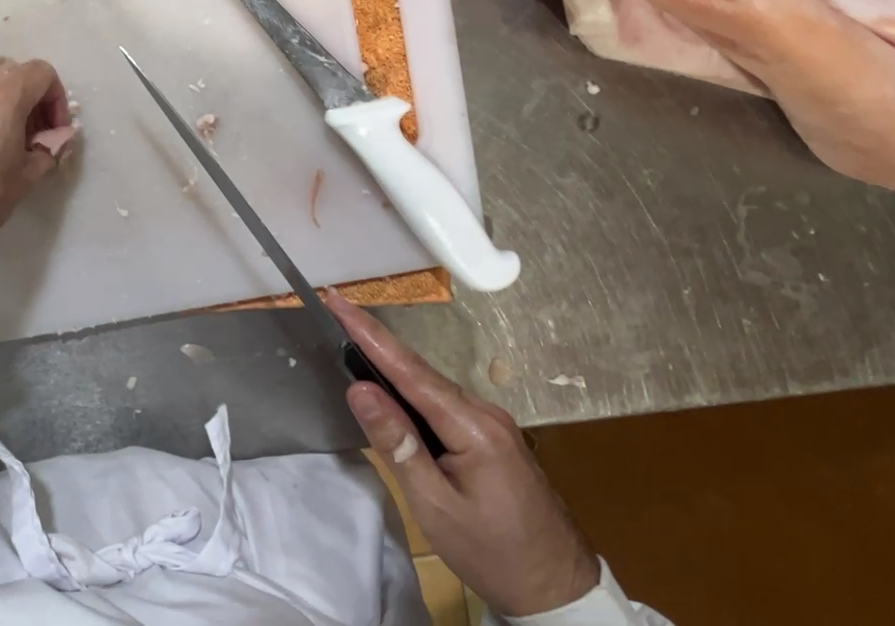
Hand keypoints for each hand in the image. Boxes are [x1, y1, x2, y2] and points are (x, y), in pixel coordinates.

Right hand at [329, 294, 599, 617]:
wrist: (559, 592)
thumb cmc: (492, 553)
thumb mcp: (434, 504)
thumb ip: (396, 443)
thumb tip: (360, 389)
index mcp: (473, 426)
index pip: (409, 369)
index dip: (369, 333)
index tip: (337, 301)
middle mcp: (486, 412)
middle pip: (419, 371)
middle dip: (375, 340)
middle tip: (335, 311)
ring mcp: (494, 424)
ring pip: (431, 386)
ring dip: (392, 364)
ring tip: (351, 341)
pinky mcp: (493, 438)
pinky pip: (443, 404)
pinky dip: (411, 389)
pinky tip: (391, 388)